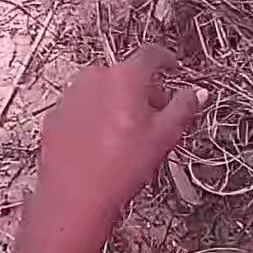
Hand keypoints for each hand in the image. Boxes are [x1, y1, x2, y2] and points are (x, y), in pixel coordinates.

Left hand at [22, 45, 203, 252]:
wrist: (75, 198)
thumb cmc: (119, 168)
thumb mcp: (164, 137)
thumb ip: (184, 108)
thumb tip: (196, 94)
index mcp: (125, 77)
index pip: (151, 54)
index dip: (166, 60)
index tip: (171, 67)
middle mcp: (94, 79)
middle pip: (126, 74)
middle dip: (143, 90)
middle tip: (155, 114)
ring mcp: (71, 96)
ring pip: (102, 90)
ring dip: (117, 102)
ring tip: (128, 134)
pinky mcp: (56, 116)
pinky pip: (82, 107)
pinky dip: (94, 117)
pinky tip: (103, 143)